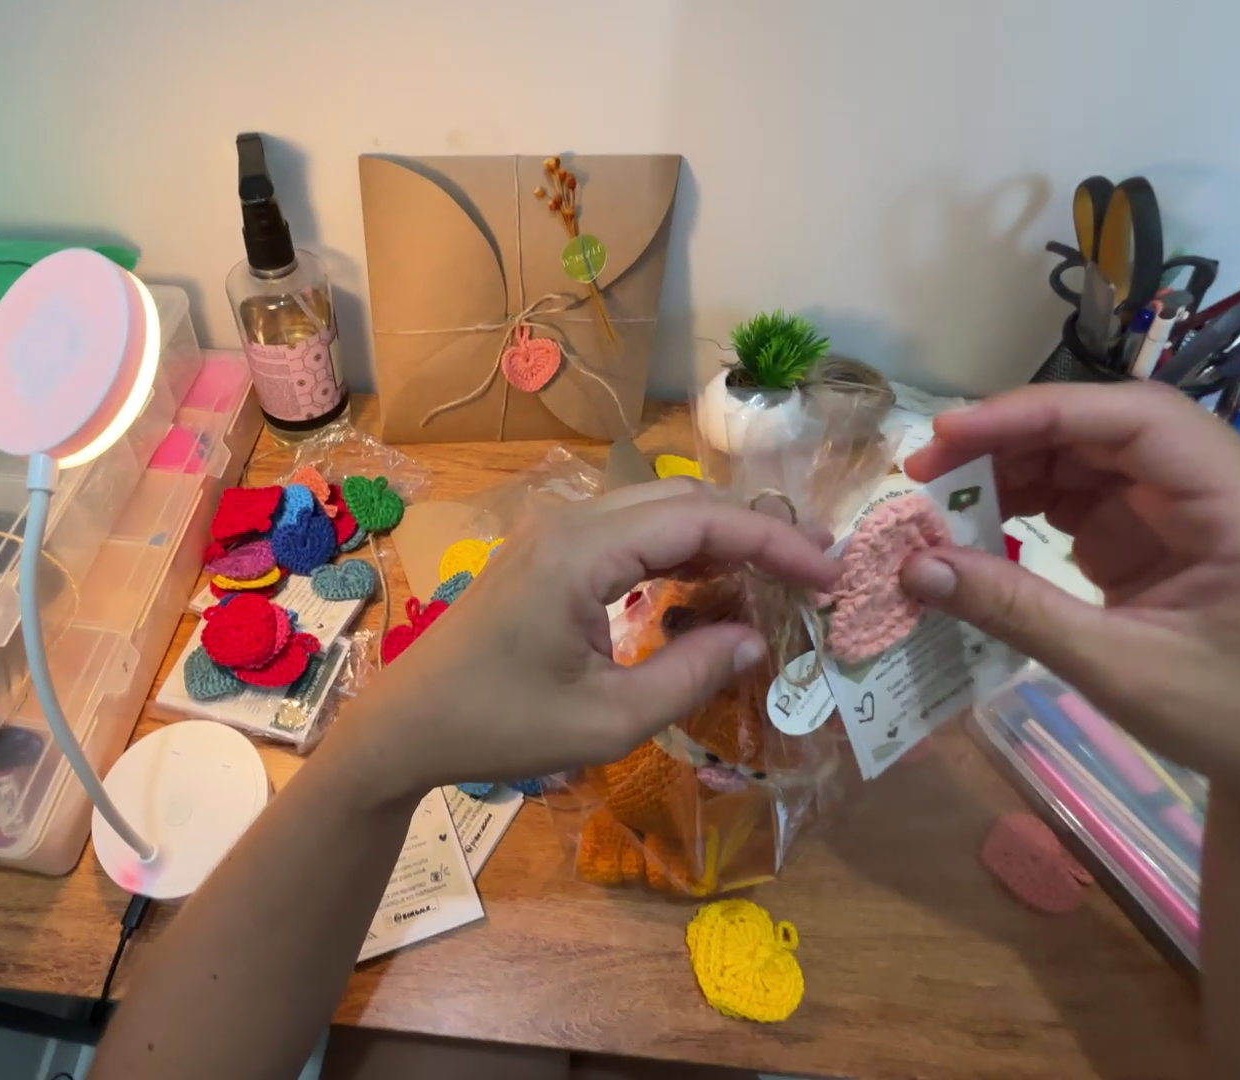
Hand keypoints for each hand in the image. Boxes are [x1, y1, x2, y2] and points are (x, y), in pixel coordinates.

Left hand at [320, 478, 837, 803]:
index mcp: (579, 553)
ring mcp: (547, 533)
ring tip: (770, 575)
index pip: (699, 519)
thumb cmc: (500, 727)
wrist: (409, 722)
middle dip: (751, 526)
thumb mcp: (607, 719)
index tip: (830, 574)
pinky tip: (699, 581)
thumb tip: (754, 637)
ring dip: (711, 533)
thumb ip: (690, 673)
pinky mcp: (540, 553)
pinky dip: (669, 549)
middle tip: (811, 570)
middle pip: (678, 498)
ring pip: (650, 510)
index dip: (774, 540)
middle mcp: (565, 523)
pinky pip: (619, 532)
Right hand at [899, 382, 1239, 837]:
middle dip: (1005, 439)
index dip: (1035, 414)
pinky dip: (1016, 504)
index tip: (947, 434)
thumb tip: (912, 567)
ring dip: (1004, 470)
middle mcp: (1218, 489)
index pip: (1135, 421)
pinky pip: (1073, 498)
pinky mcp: (1150, 536)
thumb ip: (1015, 610)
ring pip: (1081, 457)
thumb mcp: (1121, 669)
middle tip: (923, 471)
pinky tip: (972, 527)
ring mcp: (1182, 511)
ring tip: (937, 500)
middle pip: (1100, 429)